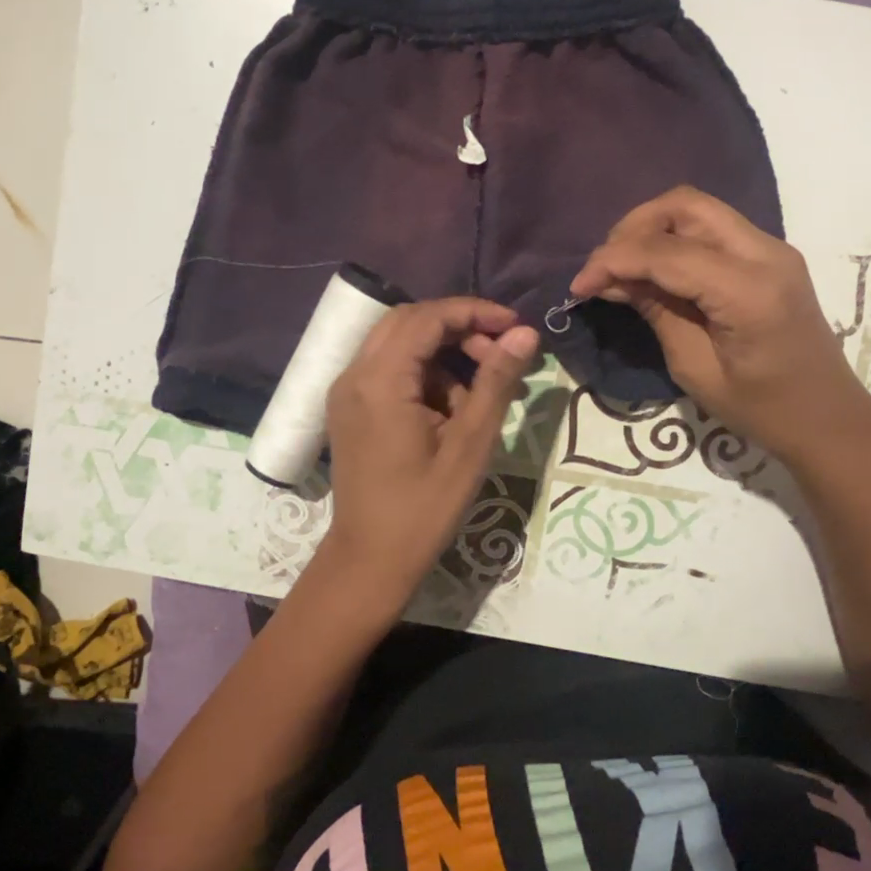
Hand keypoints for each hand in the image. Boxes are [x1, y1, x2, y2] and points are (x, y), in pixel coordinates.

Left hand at [319, 299, 538, 595]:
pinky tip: (452, 410)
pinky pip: (388, 370)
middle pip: (409, 322)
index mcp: (380, 380)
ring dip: (443, 354)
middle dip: (459, 328)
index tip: (516, 326)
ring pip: (399, 345)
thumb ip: (496, 382)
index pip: (428, 318)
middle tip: (500, 352)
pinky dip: (423, 375)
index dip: (475, 312)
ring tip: (483, 392)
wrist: (371, 559)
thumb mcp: (470, 444)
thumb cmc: (424, 507)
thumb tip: (524, 334)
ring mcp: (346, 391)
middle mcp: (354, 374)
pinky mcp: (349, 409)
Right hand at [570, 186, 864, 460]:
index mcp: (748, 290)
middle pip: (685, 205)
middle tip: (605, 267)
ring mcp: (772, 249)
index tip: (578, 285)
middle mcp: (765, 253)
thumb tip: (612, 280)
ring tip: (624, 267)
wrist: (827, 419)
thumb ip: (657, 312)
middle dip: (634, 228)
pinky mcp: (770, 256)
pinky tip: (655, 270)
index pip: (666, 252)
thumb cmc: (762, 409)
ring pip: (699, 209)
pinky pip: (713, 228)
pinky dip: (676, 238)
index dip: (614, 260)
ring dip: (654, 228)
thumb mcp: (696, 369)